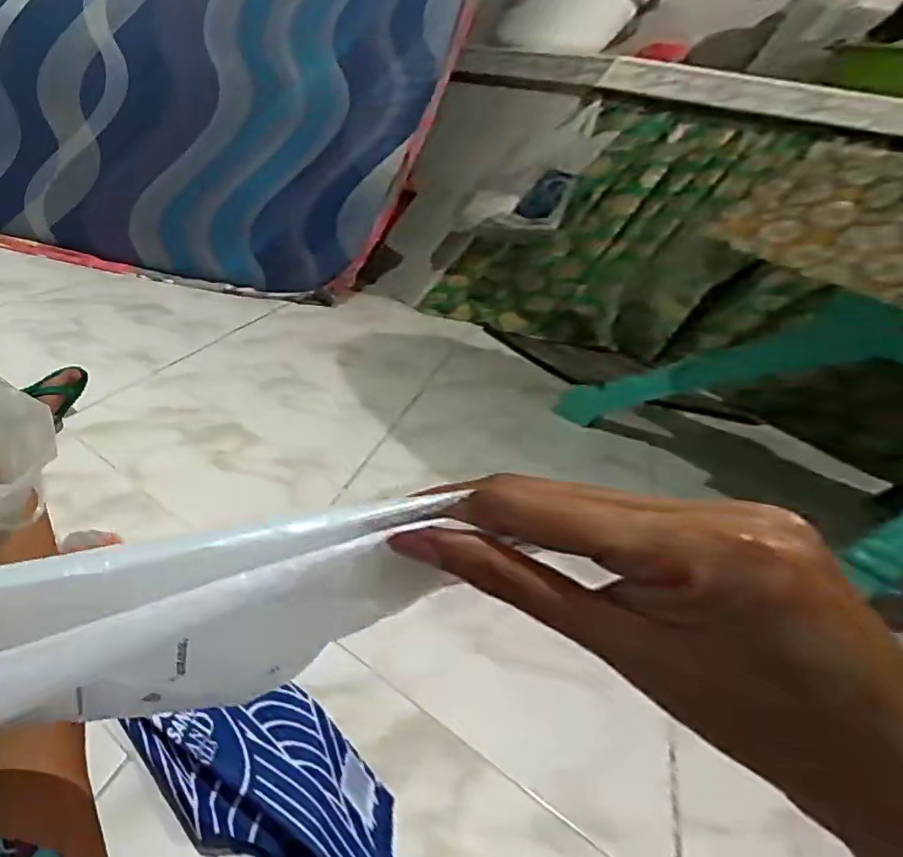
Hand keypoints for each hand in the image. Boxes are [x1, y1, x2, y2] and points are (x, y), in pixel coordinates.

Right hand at [389, 475, 902, 856]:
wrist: (891, 762)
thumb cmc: (753, 723)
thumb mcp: (619, 649)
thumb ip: (512, 580)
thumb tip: (421, 542)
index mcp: (700, 546)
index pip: (540, 505)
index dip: (459, 508)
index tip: (401, 523)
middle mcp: (718, 509)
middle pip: (559, 493)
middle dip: (481, 508)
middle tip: (420, 528)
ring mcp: (733, 507)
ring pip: (584, 496)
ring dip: (519, 513)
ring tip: (463, 532)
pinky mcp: (735, 517)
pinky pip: (619, 508)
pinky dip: (565, 522)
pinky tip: (534, 536)